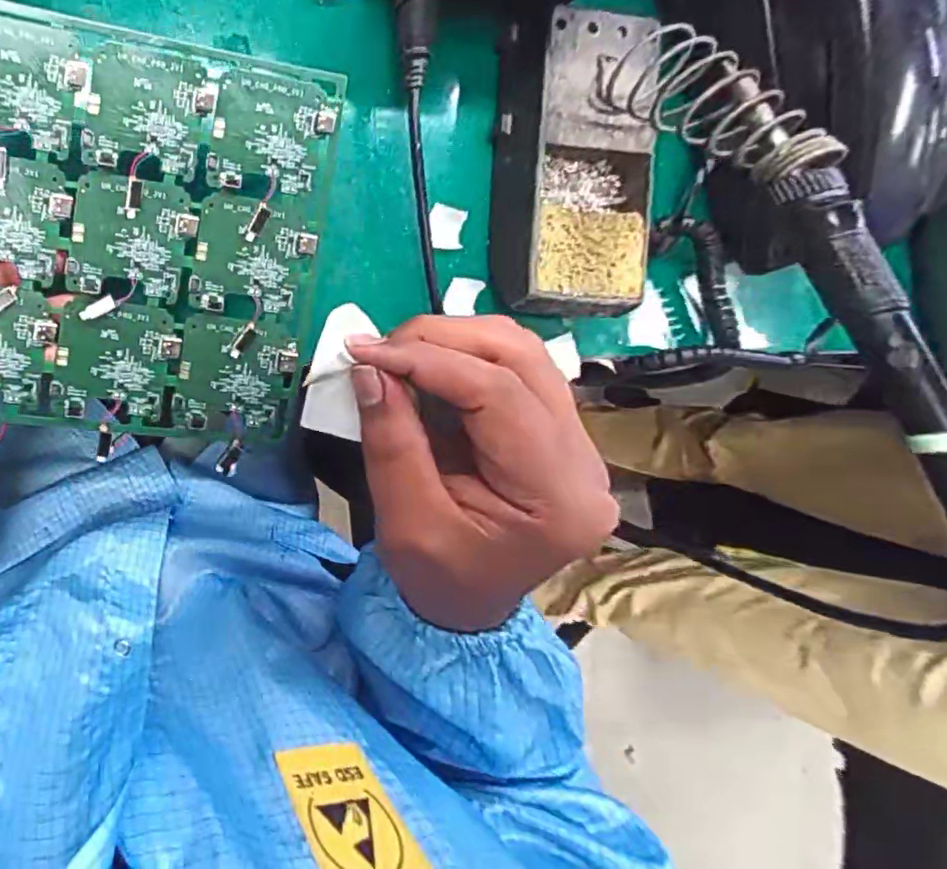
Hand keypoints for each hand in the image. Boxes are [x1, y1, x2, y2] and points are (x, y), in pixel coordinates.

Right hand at [346, 316, 616, 630]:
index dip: (426, 361)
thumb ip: (391, 442)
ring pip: (520, 354)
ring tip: (393, 354)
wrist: (466, 607)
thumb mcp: (404, 519)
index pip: (498, 394)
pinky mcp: (549, 432)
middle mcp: (583, 460)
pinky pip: (509, 371)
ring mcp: (574, 443)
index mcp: (556, 495)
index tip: (363, 352)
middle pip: (522, 358)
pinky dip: (456, 357)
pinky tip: (417, 368)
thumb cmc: (436, 577)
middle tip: (376, 348)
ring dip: (449, 340)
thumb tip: (370, 371)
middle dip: (440, 338)